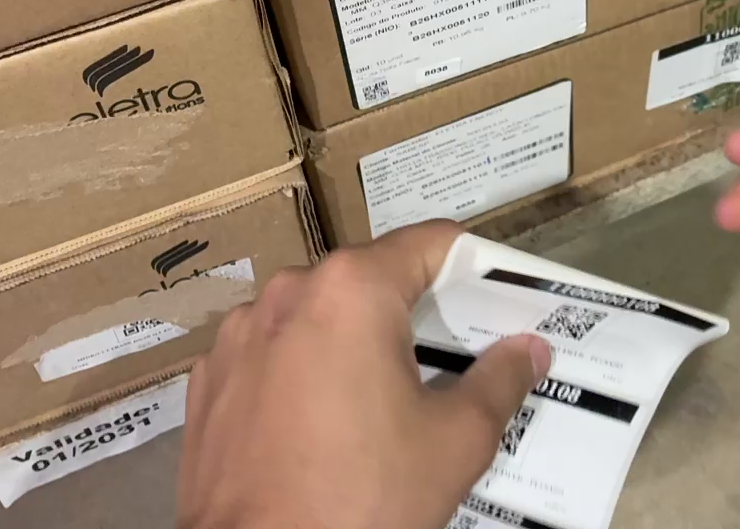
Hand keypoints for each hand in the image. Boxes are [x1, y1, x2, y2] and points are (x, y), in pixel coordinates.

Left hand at [177, 220, 551, 528]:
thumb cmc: (362, 498)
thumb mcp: (454, 442)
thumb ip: (500, 381)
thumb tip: (531, 349)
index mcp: (354, 287)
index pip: (430, 242)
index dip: (468, 264)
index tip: (489, 297)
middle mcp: (291, 289)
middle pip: (371, 275)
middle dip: (409, 308)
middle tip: (441, 357)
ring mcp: (241, 330)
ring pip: (318, 309)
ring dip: (350, 334)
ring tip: (373, 396)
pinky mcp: (208, 374)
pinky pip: (271, 346)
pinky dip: (299, 364)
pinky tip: (312, 418)